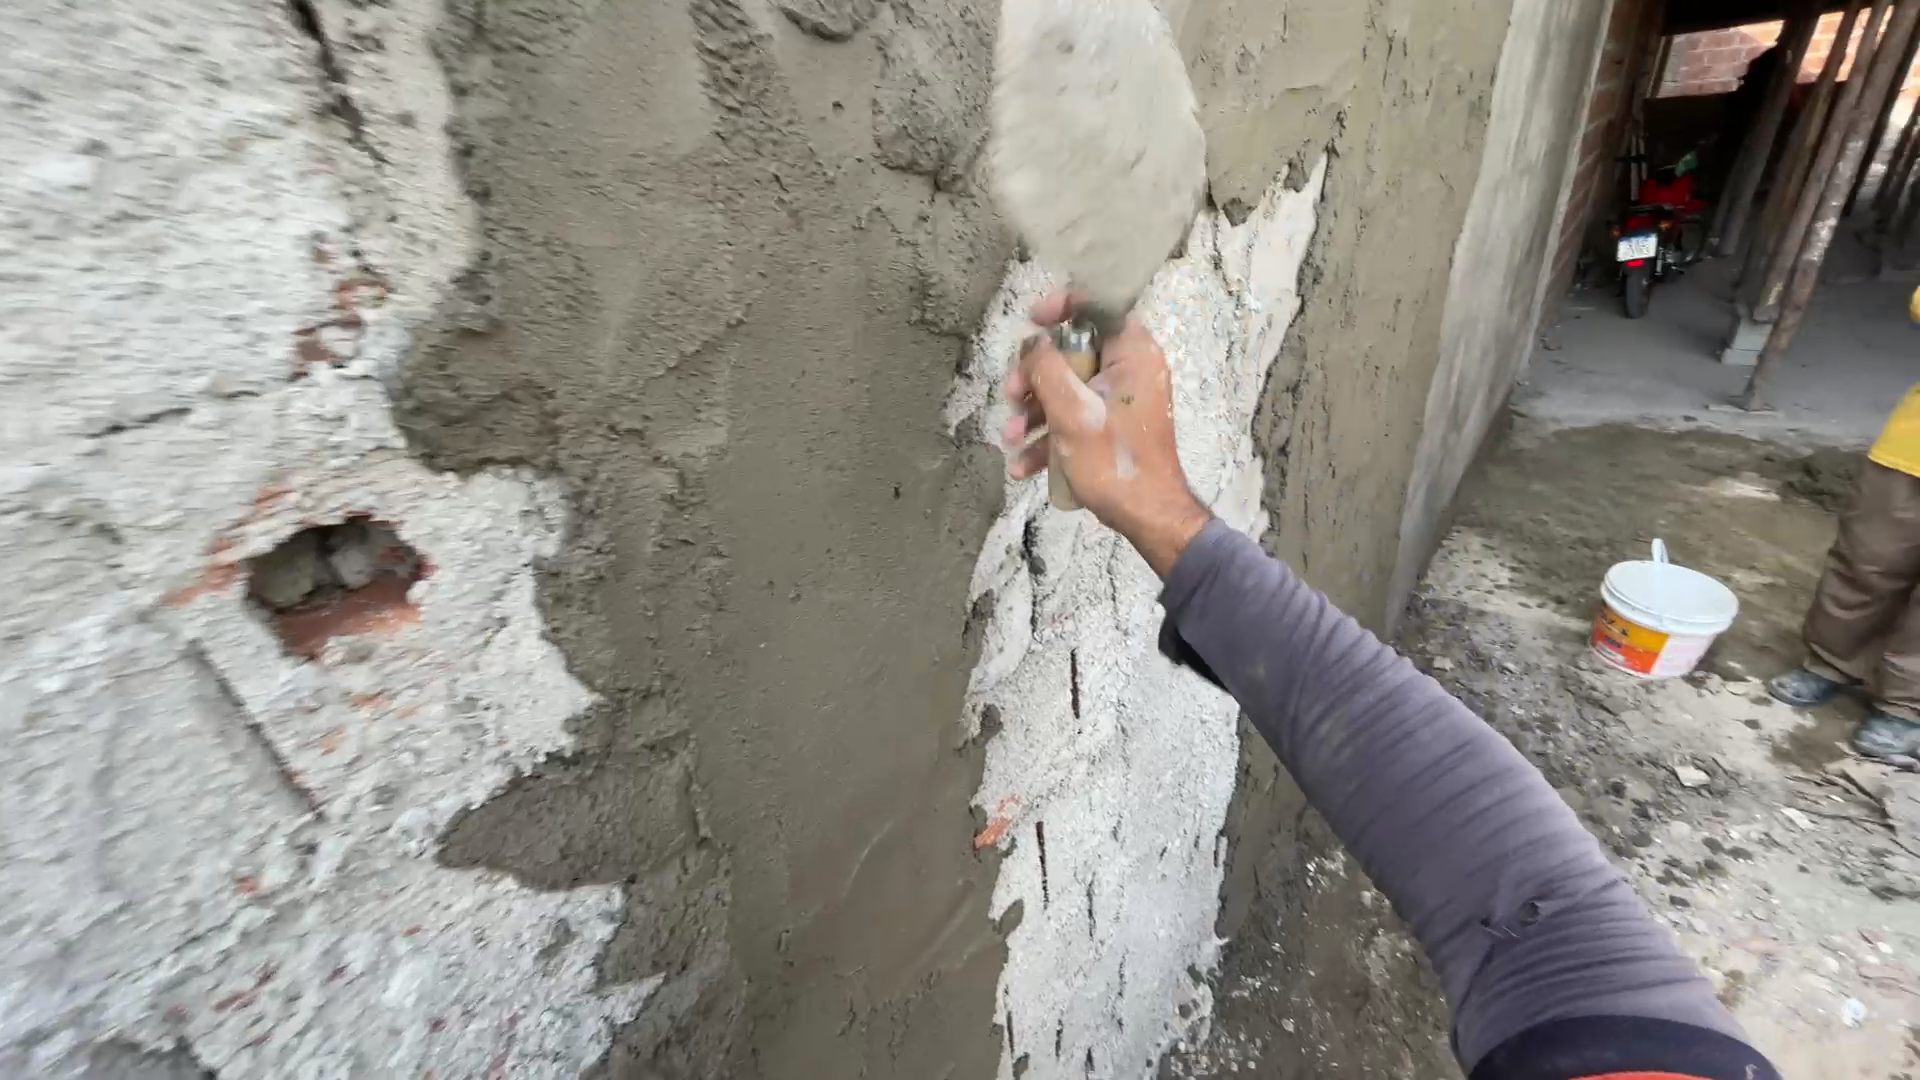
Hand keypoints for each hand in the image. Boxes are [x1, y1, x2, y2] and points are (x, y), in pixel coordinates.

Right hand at [1002, 291, 1209, 576]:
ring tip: (1012, 439)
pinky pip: (1073, 421)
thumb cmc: (1114, 461)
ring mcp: (1118, 402)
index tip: (1030, 324)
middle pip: (1070, 354)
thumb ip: (1046, 368)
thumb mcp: (1071, 412)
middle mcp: (1129, 370)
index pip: (1097, 306)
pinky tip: (1023, 466)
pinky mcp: (1109, 429)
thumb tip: (1032, 344)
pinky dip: (1048, 439)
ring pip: (1065, 390)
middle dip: (1033, 380)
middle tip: (1011, 398)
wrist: (1146, 517)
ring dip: (1033, 414)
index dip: (1060, 308)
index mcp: (1132, 353)